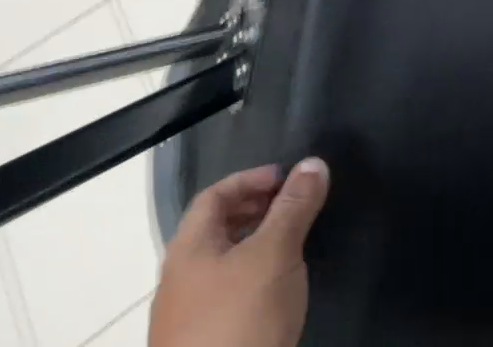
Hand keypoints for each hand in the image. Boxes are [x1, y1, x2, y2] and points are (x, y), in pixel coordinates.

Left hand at [150, 158, 330, 346]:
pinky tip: (280, 282)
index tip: (290, 177)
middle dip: (256, 206)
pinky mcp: (204, 338)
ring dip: (257, 238)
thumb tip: (312, 163)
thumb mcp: (275, 253)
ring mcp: (188, 312)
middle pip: (215, 226)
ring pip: (223, 258)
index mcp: (189, 250)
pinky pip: (228, 286)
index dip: (251, 178)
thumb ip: (294, 207)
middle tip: (297, 202)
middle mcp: (181, 277)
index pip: (213, 196)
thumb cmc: (240, 318)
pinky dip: (255, 269)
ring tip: (295, 237)